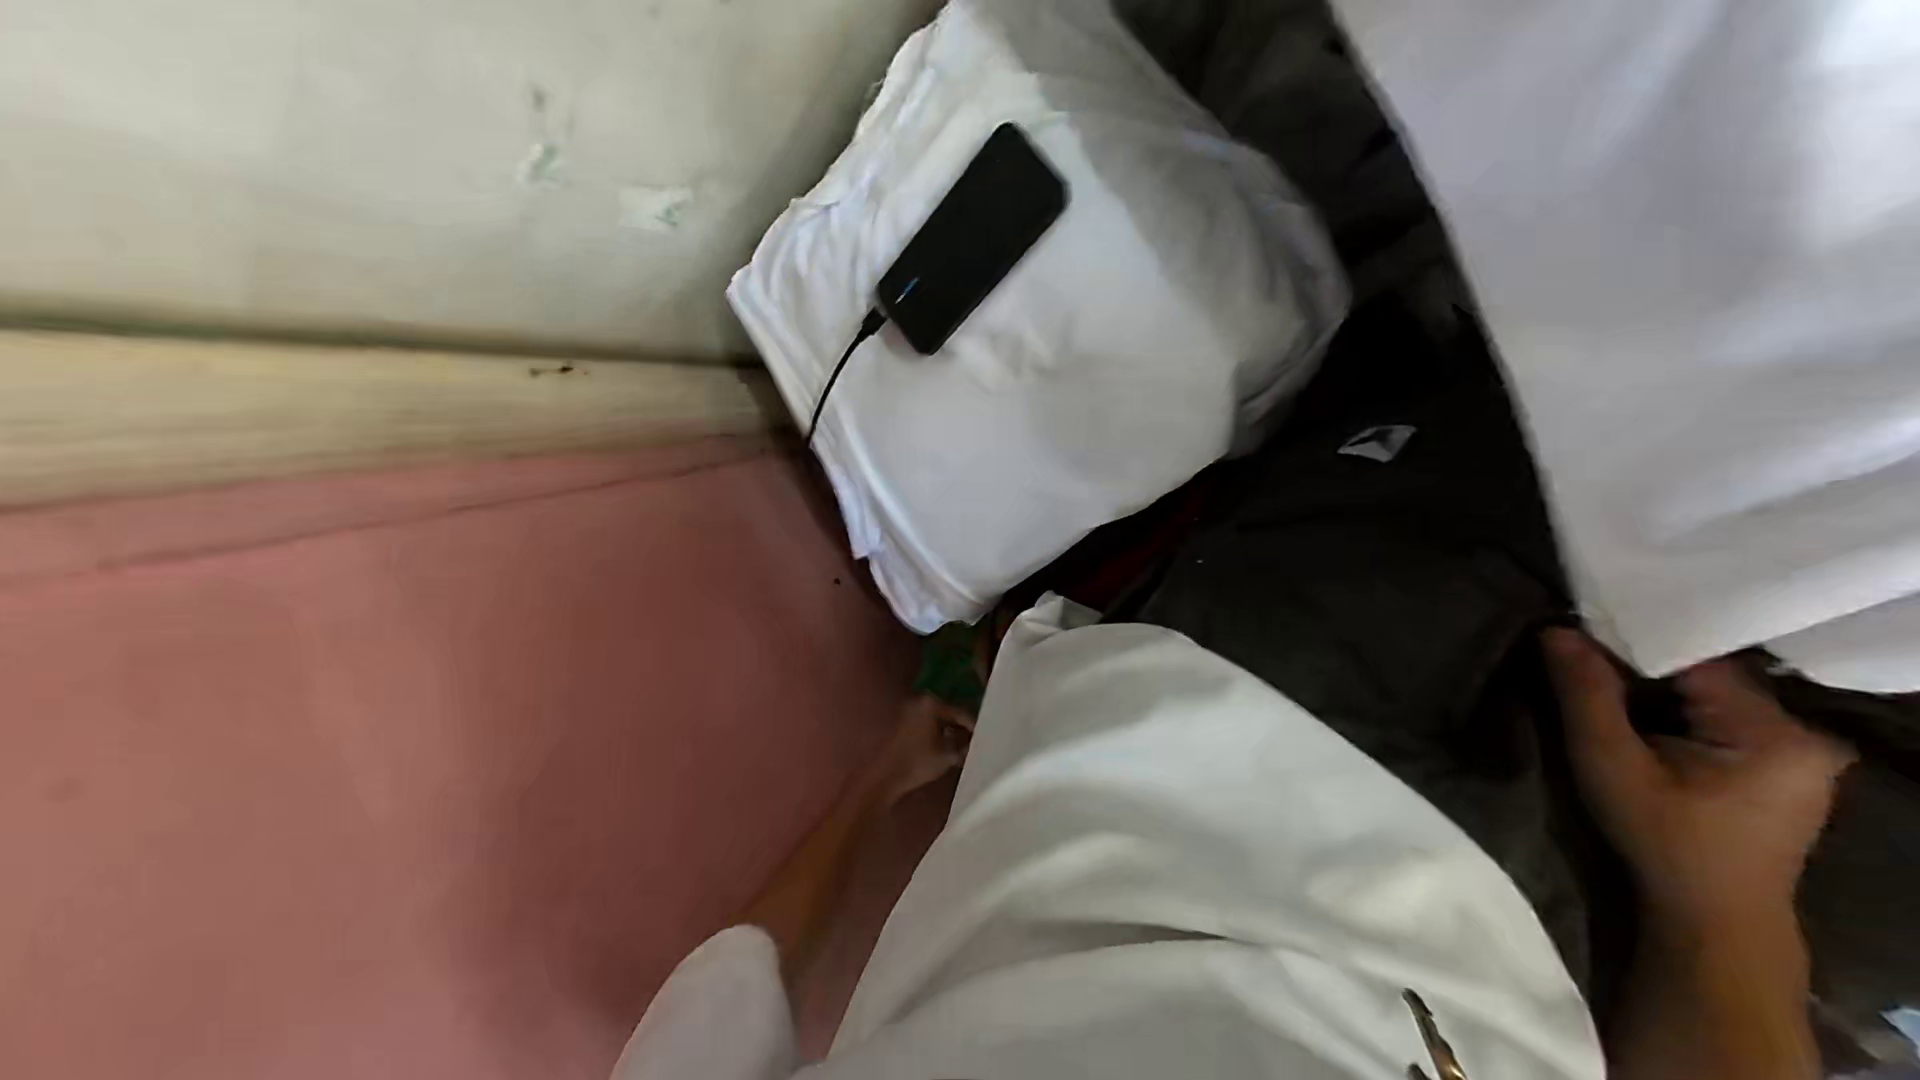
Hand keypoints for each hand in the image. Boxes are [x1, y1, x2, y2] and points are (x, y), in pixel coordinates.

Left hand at [861, 694, 975, 806]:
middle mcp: (920, 702)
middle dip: (962, 727)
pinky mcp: (904, 724)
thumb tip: (974, 742)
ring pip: (939, 719)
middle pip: (949, 713)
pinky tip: (948, 747)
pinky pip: (928, 724)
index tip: (985, 735)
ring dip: (951, 730)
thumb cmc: (918, 762)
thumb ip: (965, 745)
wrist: (887, 777)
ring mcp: (910, 712)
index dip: (974, 725)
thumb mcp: (948, 755)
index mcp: (931, 703)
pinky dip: (939, 733)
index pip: (960, 711)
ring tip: (965, 746)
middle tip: (977, 740)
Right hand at [1541, 629, 1854, 926]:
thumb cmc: (1660, 837)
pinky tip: (1642, 719)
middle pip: (1703, 675)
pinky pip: (1720, 714)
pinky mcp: (1785, 765)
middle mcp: (1804, 732)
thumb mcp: (1607, 760)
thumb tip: (1556, 628)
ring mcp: (1802, 751)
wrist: (1711, 915)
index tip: (1575, 637)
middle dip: (1639, 669)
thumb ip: (1585, 692)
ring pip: (1709, 694)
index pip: (1692, 659)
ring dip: (1655, 690)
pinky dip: (1675, 710)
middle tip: (1578, 662)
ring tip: (1601, 686)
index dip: (1628, 645)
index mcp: (1776, 731)